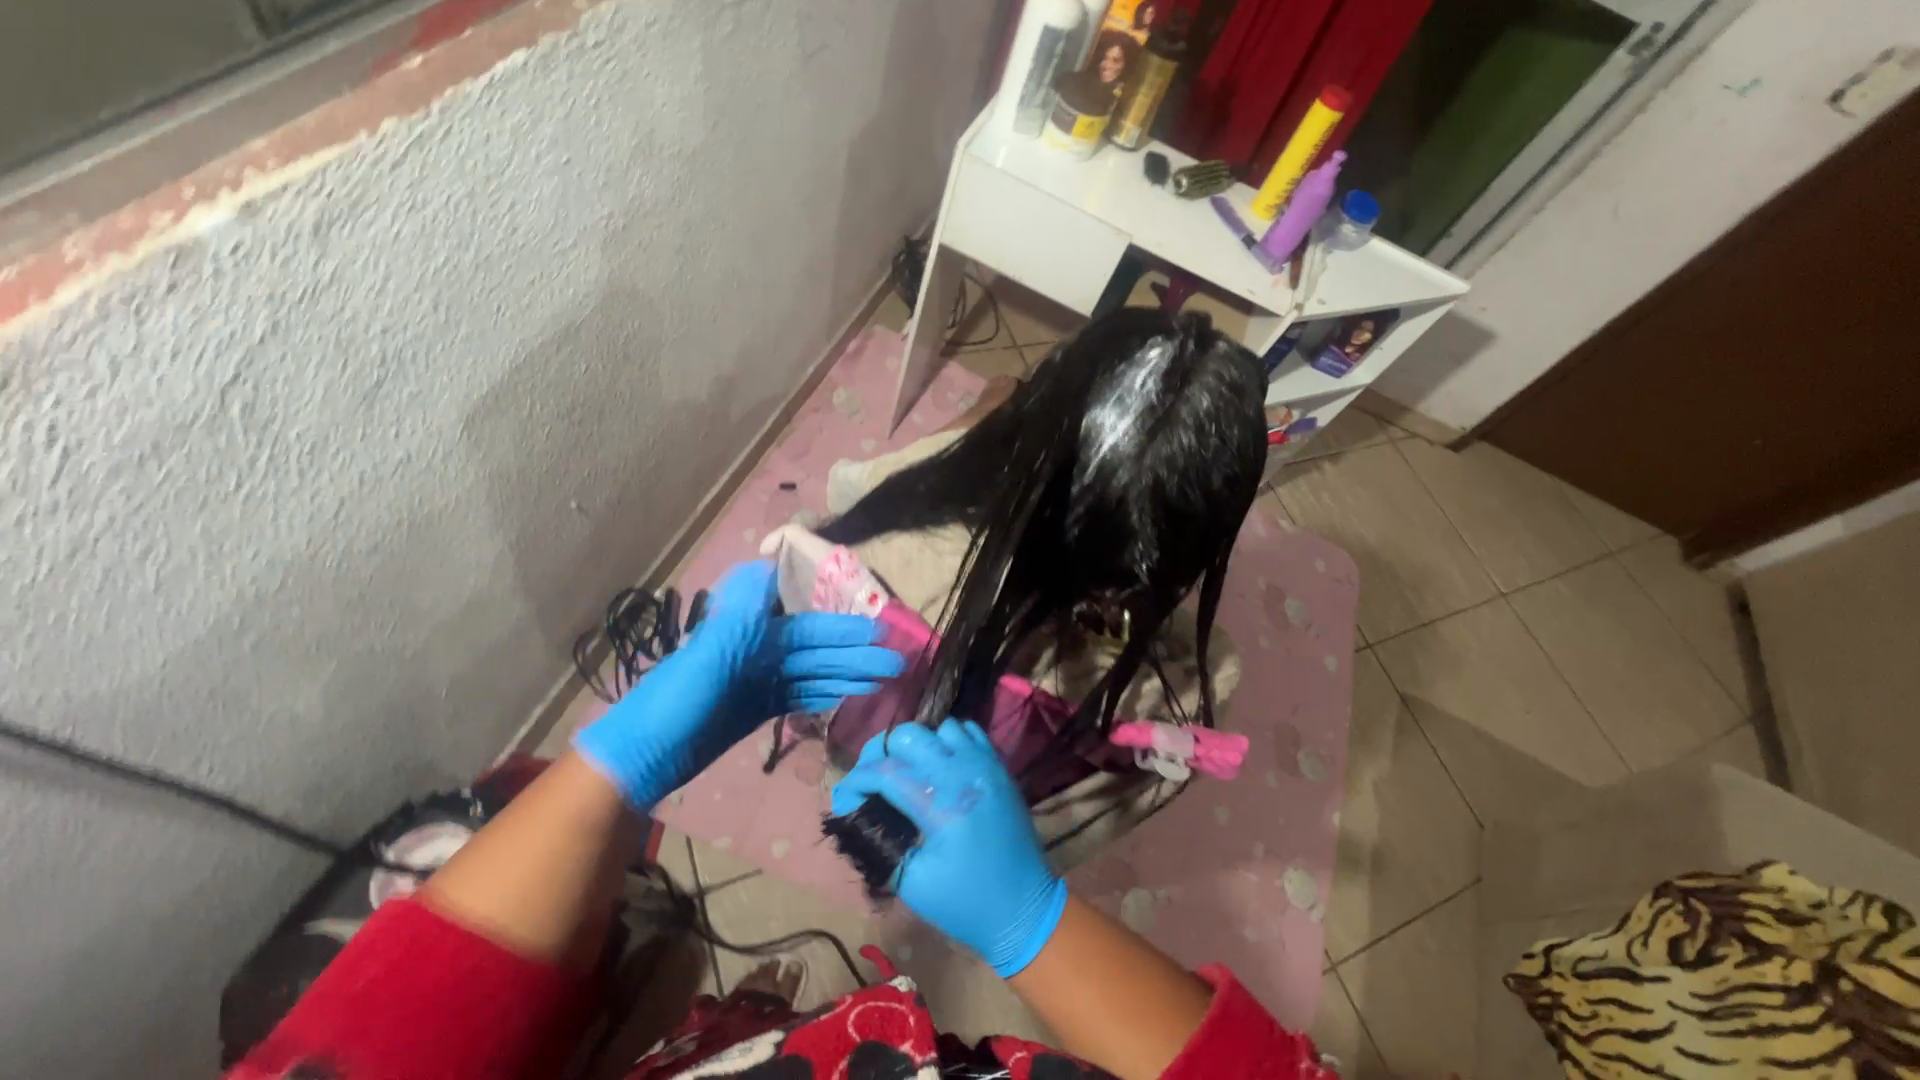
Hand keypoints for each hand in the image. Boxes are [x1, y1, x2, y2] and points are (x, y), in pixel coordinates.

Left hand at [576, 560, 903, 809]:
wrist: (645, 756)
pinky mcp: (756, 708)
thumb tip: (773, 556)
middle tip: (899, 659)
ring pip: (813, 671)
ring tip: (886, 679)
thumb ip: (744, 608)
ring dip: (847, 673)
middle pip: (816, 646)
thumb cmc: (677, 701)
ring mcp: (757, 680)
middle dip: (856, 651)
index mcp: (748, 629)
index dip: (843, 622)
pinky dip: (825, 694)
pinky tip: (850, 696)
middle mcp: (757, 649)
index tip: (881, 624)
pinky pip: (799, 695)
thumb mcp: (709, 650)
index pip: (807, 620)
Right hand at [831, 720, 1066, 977]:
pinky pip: (969, 733)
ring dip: (917, 746)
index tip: (845, 801)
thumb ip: (880, 842)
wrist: (1024, 907)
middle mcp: (965, 774)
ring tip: (908, 774)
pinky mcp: (999, 767)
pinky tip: (939, 769)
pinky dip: (947, 742)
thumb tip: (856, 816)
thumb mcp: (912, 882)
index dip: (856, 782)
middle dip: (883, 755)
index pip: (886, 772)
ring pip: (939, 728)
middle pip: (910, 736)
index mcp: (943, 806)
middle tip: (874, 783)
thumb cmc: (964, 902)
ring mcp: (986, 766)